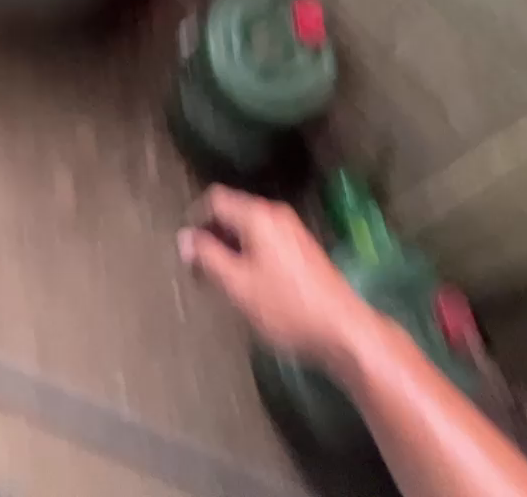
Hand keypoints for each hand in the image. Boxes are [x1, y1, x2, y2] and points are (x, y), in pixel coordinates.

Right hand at [177, 185, 375, 366]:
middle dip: (211, 236)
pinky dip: (248, 252)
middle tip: (198, 269)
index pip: (215, 199)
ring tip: (220, 279)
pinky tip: (247, 282)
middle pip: (232, 211)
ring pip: (248, 227)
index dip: (195, 220)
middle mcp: (275, 214)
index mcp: (257, 216)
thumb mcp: (237, 284)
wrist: (342, 328)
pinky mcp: (301, 247)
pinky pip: (264, 238)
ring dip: (229, 246)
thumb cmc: (286, 306)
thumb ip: (207, 257)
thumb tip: (184, 238)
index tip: (186, 250)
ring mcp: (291, 229)